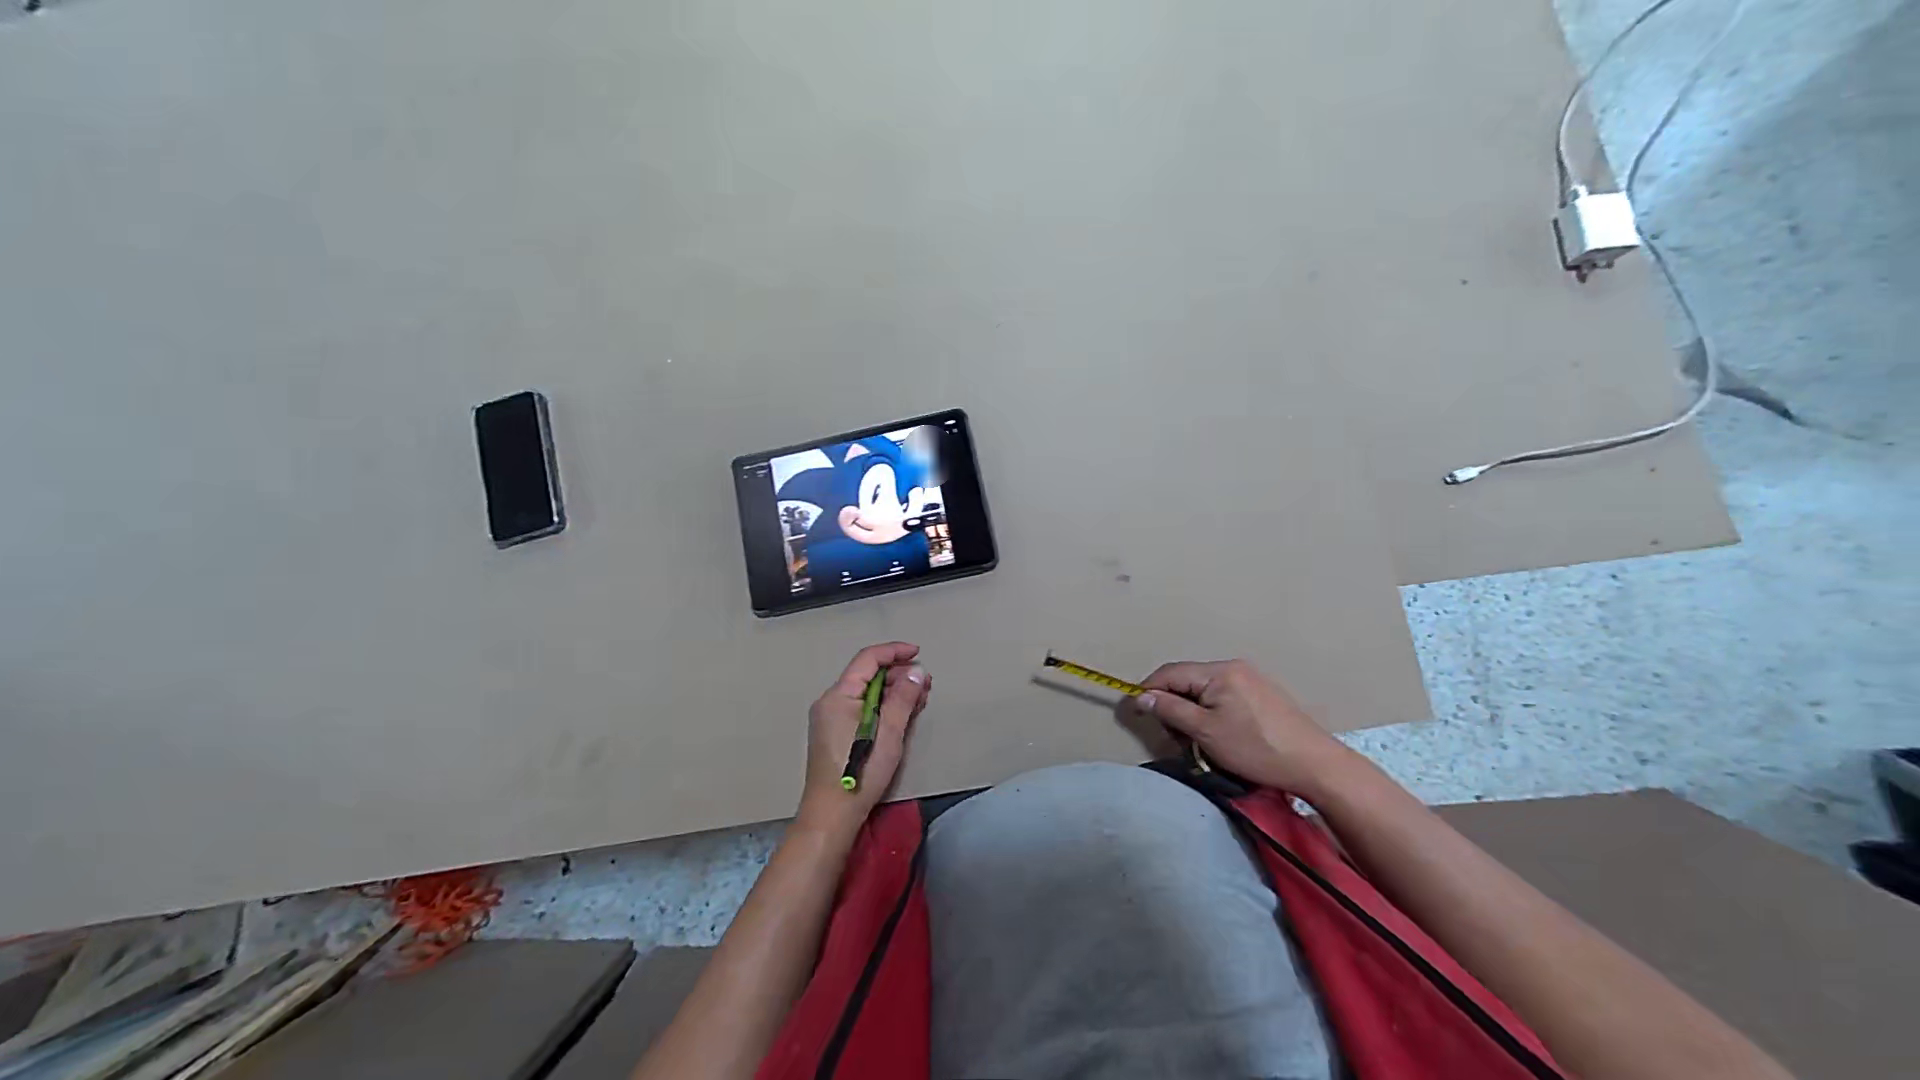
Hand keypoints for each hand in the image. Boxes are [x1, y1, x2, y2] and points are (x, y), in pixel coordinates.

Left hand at [796, 642, 929, 837]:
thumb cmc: (861, 771)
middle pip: (867, 676)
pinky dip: (882, 707)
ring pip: (866, 693)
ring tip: (920, 699)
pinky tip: (902, 714)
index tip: (918, 653)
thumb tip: (917, 671)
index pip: (867, 659)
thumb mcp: (889, 732)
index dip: (894, 652)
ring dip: (892, 692)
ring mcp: (830, 718)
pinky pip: (861, 708)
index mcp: (838, 695)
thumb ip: (903, 698)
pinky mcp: (835, 734)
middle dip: (897, 675)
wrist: (831, 815)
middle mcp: (830, 701)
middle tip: (926, 684)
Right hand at [1137, 659, 1356, 799]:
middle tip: (1173, 735)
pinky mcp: (1262, 694)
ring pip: (1205, 689)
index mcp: (1219, 671)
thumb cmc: (1256, 749)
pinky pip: (1223, 695)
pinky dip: (1210, 712)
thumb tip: (1141, 696)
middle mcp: (1234, 666)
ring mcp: (1251, 679)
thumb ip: (1171, 710)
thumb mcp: (1206, 732)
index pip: (1170, 672)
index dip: (1149, 690)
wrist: (1315, 765)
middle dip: (1172, 704)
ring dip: (1191, 710)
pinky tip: (1217, 734)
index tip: (1137, 713)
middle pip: (1187, 679)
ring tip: (1196, 739)